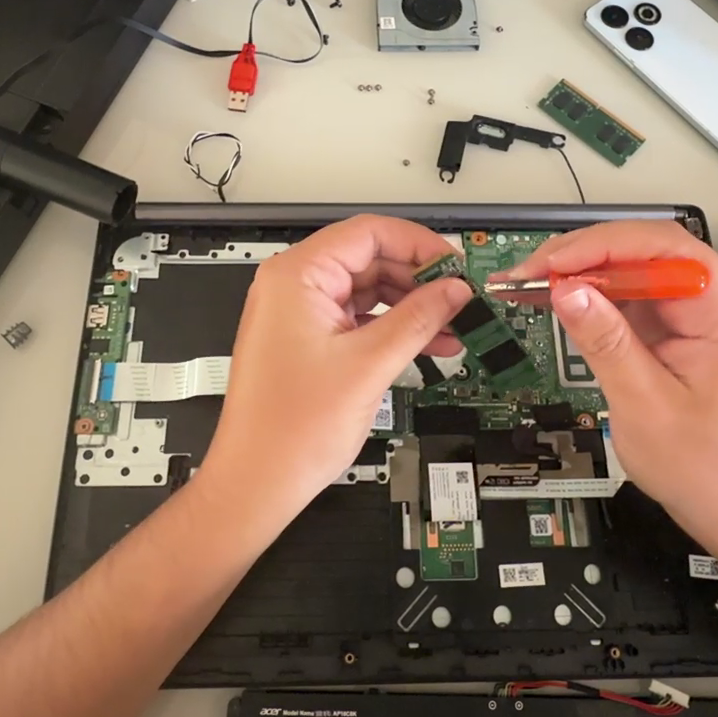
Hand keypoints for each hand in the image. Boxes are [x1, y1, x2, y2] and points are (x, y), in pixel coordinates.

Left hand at [204, 215, 472, 516]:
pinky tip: (428, 342)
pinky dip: (393, 327)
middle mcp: (293, 286)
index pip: (368, 233)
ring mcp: (300, 313)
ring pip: (369, 290)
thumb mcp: (369, 364)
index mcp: (296, 277)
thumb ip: (417, 319)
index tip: (455, 266)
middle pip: (371, 259)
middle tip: (460, 299)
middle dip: (420, 279)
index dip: (419, 245)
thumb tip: (453, 291)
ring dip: (412, 306)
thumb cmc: (289, 430)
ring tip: (453, 326)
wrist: (257, 483)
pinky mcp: (308, 338)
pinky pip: (360, 317)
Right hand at [499, 221, 717, 560]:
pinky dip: (584, 296)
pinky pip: (621, 299)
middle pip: (643, 252)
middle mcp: (708, 304)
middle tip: (527, 272)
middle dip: (583, 255)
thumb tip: (565, 290)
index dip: (607, 245)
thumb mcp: (645, 405)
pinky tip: (547, 298)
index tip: (555, 263)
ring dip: (576, 272)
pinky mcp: (664, 331)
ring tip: (526, 282)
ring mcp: (685, 316)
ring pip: (627, 271)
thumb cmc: (700, 467)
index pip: (666, 250)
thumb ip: (606, 343)